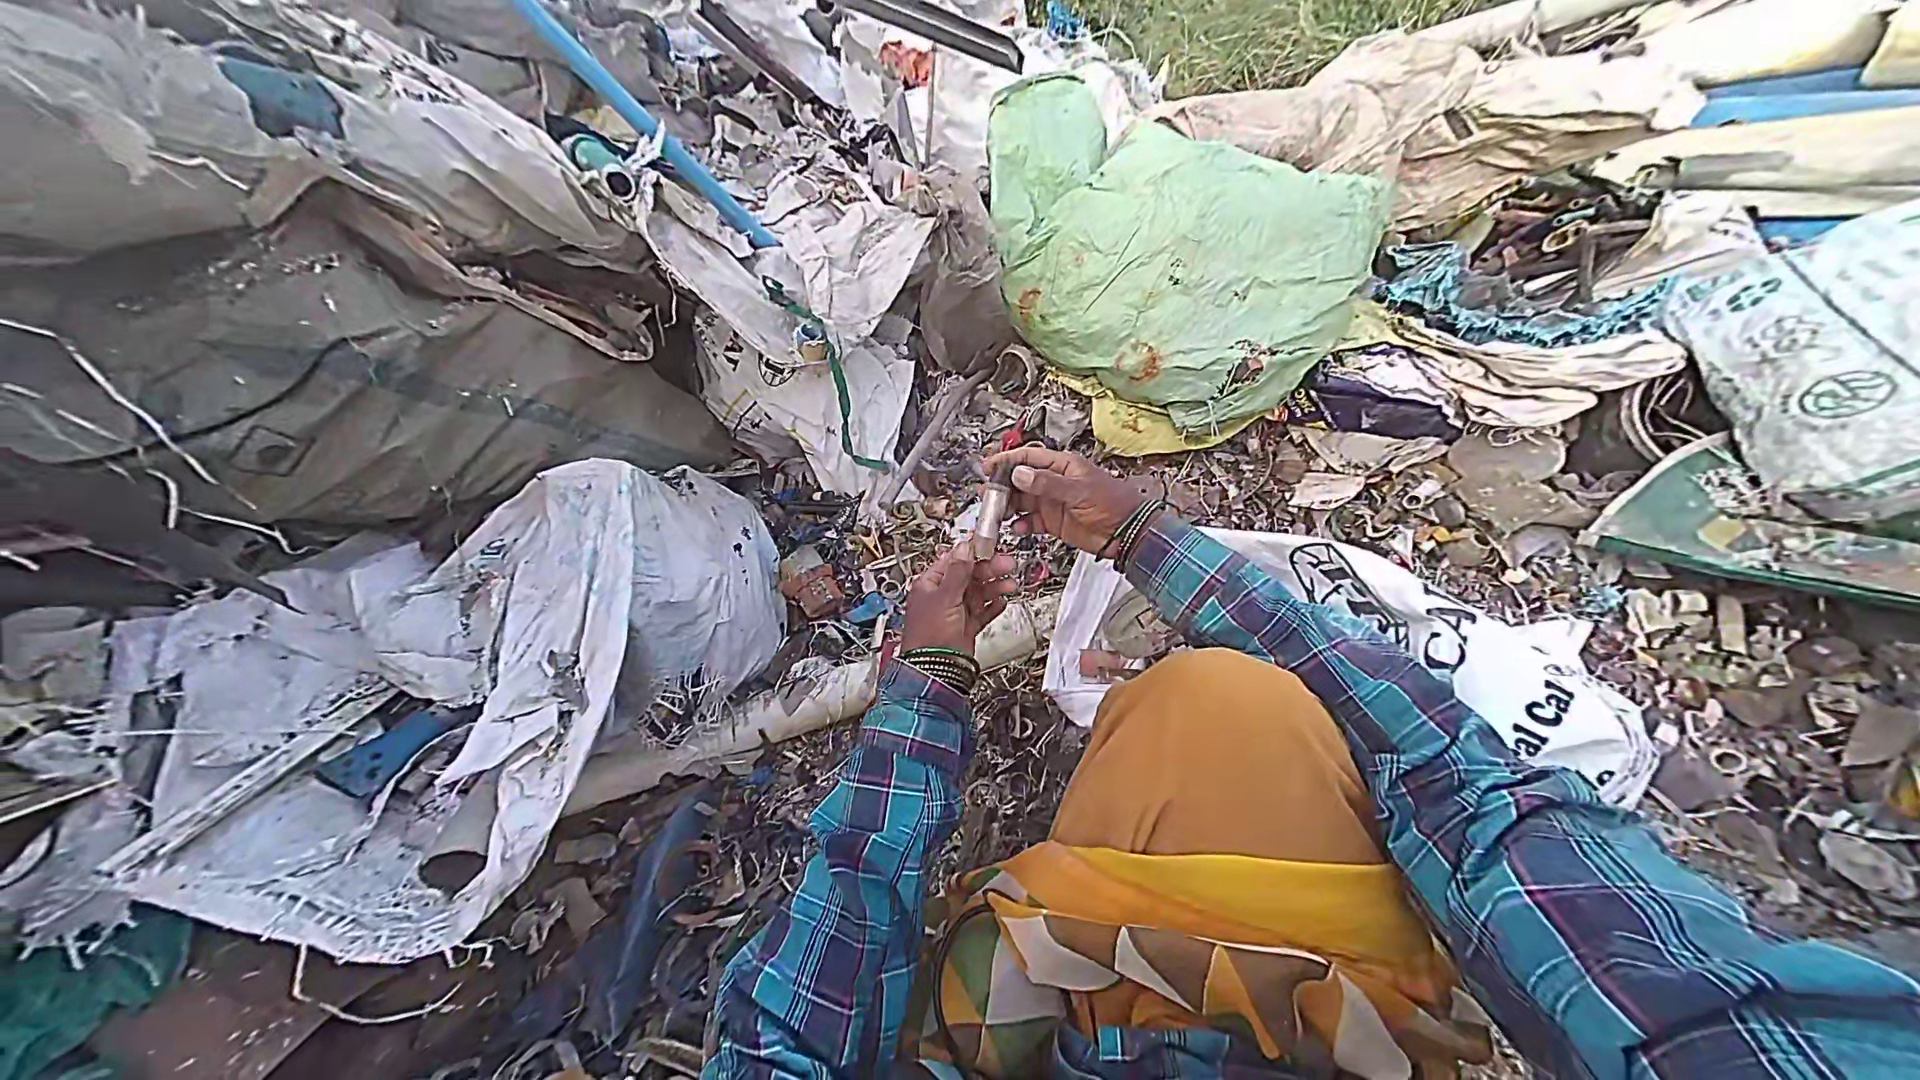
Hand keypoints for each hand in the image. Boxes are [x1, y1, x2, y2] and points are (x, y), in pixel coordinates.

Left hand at [898, 544, 1019, 654]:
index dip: (972, 553)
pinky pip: (981, 612)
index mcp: (930, 585)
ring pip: (978, 594)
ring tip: (1009, 584)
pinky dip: (992, 607)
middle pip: (969, 576)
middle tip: (1007, 565)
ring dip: (994, 587)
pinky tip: (1001, 602)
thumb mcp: (945, 597)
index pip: (953, 562)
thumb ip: (957, 572)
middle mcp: (942, 597)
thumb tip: (964, 548)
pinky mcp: (965, 627)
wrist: (935, 669)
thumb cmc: (929, 636)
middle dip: (989, 570)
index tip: (990, 547)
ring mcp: (954, 612)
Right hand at [982, 446, 1151, 554]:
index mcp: (1062, 466)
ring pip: (1022, 501)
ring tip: (999, 514)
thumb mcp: (1078, 491)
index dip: (1006, 461)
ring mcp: (1052, 502)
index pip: (1028, 458)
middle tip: (989, 495)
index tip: (989, 468)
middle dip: (1003, 487)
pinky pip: (1031, 521)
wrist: (1128, 532)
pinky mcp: (1053, 522)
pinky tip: (1018, 528)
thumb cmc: (1113, 504)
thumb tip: (1020, 474)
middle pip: (1020, 480)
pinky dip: (1022, 524)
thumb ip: (1047, 484)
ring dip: (1009, 507)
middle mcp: (1054, 482)